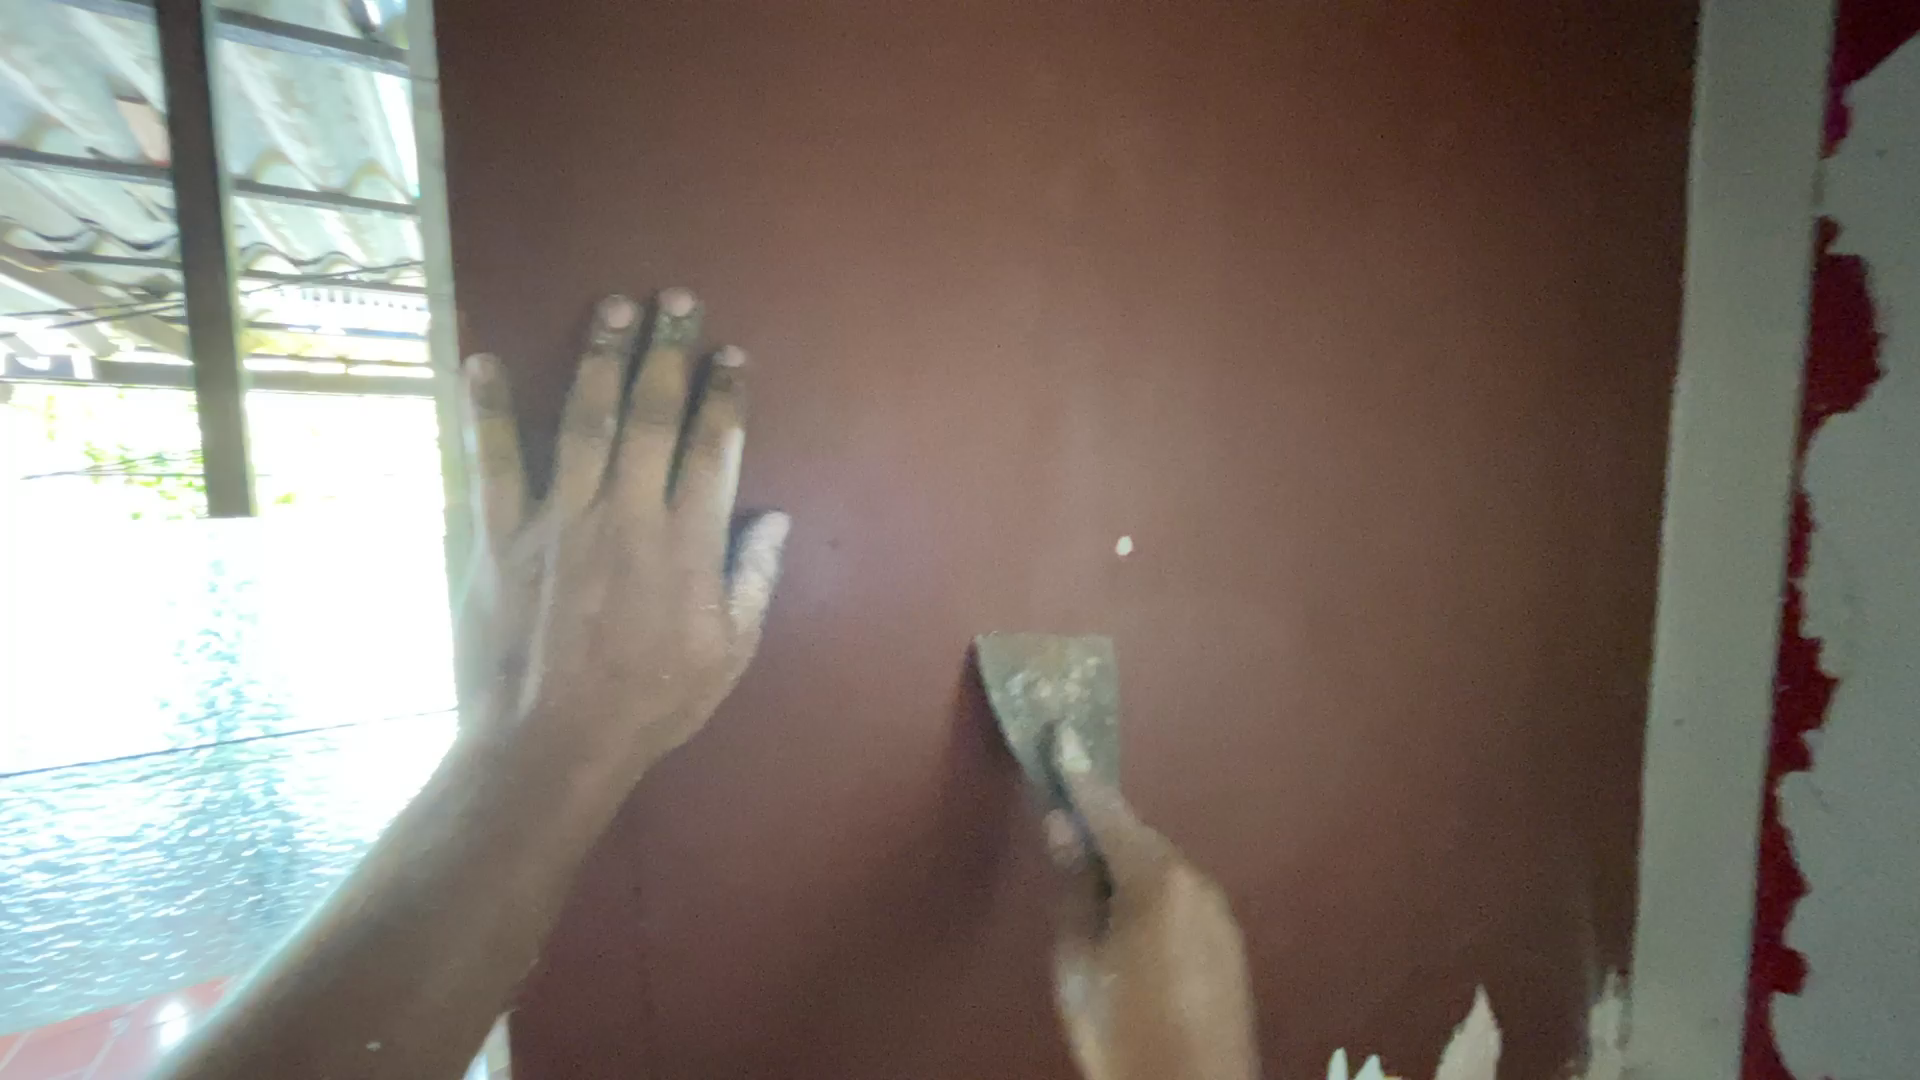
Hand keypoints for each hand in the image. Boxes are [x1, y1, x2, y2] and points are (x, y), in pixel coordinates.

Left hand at [454, 289, 789, 787]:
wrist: (552, 745)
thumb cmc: (654, 700)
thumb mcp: (731, 651)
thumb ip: (755, 578)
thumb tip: (776, 517)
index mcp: (686, 544)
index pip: (714, 449)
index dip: (725, 396)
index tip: (732, 355)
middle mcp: (625, 515)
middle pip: (653, 416)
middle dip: (668, 353)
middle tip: (676, 301)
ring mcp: (557, 521)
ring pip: (584, 421)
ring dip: (600, 358)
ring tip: (613, 307)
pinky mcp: (497, 537)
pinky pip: (489, 463)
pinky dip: (484, 409)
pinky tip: (481, 359)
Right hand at [1046, 731, 1261, 1079]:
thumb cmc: (1122, 1030)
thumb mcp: (1078, 962)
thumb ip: (1073, 885)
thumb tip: (1062, 825)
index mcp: (1154, 879)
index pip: (1107, 811)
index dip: (1079, 775)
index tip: (1062, 737)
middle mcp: (1193, 879)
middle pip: (1136, 834)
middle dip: (1102, 824)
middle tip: (1066, 824)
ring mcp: (1217, 907)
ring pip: (1159, 861)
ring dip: (1126, 858)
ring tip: (1094, 883)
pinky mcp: (1227, 934)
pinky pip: (1179, 889)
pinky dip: (1150, 885)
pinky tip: (1132, 917)